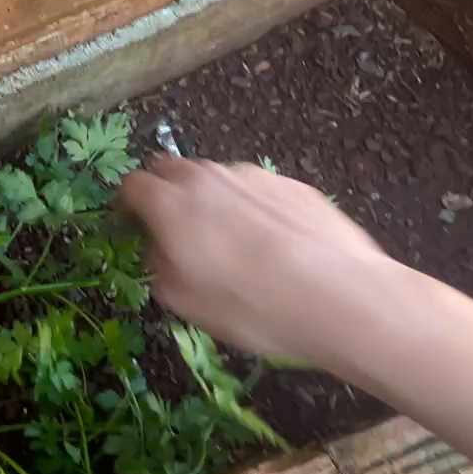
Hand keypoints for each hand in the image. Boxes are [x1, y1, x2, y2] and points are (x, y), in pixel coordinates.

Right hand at [119, 157, 395, 364]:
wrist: (346, 299)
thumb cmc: (253, 305)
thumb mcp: (185, 302)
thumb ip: (157, 268)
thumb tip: (158, 251)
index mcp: (168, 203)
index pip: (130, 185)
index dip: (126, 204)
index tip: (131, 224)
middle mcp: (203, 177)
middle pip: (167, 168)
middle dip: (162, 189)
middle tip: (174, 225)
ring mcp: (249, 176)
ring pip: (214, 177)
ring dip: (209, 197)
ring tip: (233, 238)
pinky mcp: (291, 184)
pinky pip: (256, 189)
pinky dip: (252, 206)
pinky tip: (276, 243)